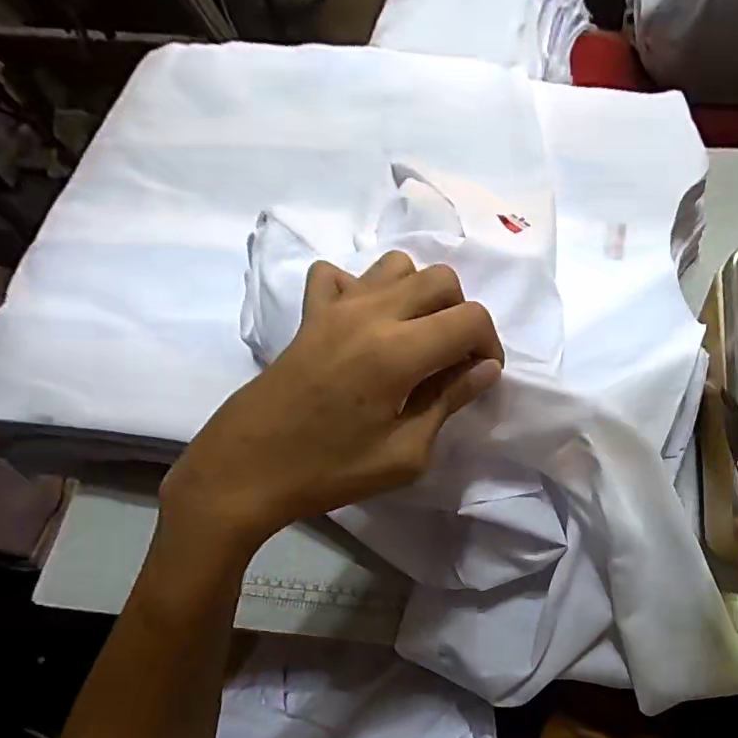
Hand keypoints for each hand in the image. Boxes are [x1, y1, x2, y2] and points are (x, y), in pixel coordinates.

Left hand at [161, 252, 503, 546]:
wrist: (247, 469)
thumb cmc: (331, 471)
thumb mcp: (405, 455)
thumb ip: (449, 403)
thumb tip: (485, 370)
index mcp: (398, 351)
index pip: (471, 319)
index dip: (490, 346)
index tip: (480, 378)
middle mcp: (370, 313)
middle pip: (441, 279)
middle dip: (461, 315)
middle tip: (452, 360)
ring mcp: (335, 307)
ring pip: (397, 266)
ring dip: (419, 296)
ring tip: (414, 339)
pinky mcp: (308, 314)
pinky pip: (341, 275)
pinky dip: (363, 290)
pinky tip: (363, 326)